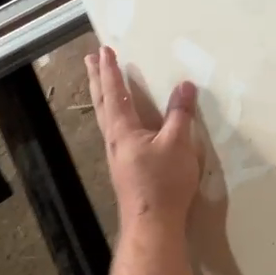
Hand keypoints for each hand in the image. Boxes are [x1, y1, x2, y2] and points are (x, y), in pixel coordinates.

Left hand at [85, 46, 203, 232]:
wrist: (152, 224)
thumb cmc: (163, 181)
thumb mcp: (178, 143)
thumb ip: (180, 114)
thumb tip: (184, 85)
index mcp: (123, 130)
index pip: (116, 93)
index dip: (111, 71)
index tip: (105, 51)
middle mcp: (114, 140)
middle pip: (102, 103)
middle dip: (97, 80)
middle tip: (91, 59)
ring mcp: (118, 155)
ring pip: (106, 117)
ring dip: (103, 96)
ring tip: (101, 82)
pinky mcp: (125, 166)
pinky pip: (115, 129)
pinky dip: (114, 113)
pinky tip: (121, 118)